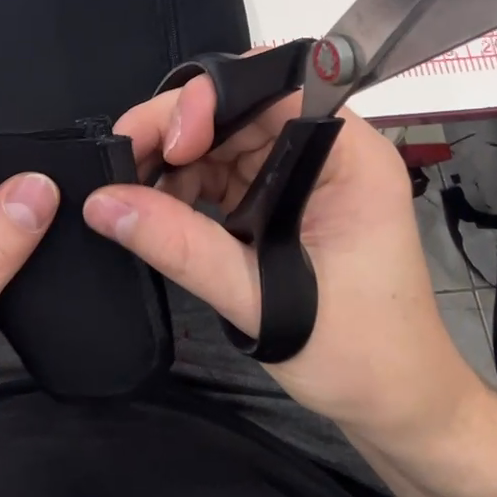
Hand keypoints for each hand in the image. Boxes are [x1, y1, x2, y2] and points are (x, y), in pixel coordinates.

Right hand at [82, 79, 483, 442]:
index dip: (210, 102)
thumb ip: (180, 246)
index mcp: (347, 157)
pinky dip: (179, 185)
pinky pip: (216, 170)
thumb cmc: (358, 355)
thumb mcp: (263, 300)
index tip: (168, 146)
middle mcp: (322, 151)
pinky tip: (152, 208)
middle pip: (234, 108)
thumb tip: (101, 203)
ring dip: (168, 158)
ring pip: (217, 137)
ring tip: (128, 191)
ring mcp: (296, 173)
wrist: (395, 407)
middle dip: (173, 129)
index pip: (272, 89)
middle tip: (120, 164)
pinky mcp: (274, 198)